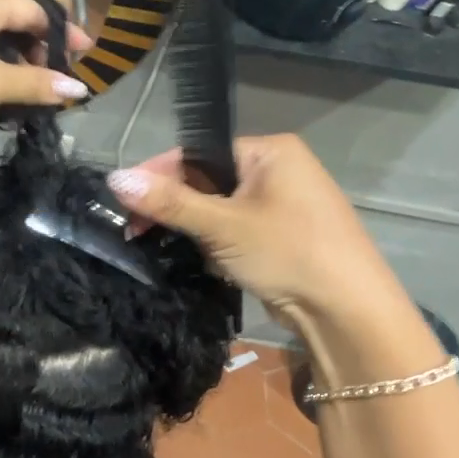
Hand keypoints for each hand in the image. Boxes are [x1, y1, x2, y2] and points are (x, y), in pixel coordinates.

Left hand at [0, 0, 91, 133]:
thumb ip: (37, 83)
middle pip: (15, 21)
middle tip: (58, 75)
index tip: (82, 57)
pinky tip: (4, 89)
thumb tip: (78, 88)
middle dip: (40, 48)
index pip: (34, 10)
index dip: (61, 33)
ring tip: (35, 87)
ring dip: (18, 61)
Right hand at [106, 136, 407, 324]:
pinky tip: (201, 260)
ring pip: (214, 208)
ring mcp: (278, 202)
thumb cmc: (287, 252)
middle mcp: (276, 168)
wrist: (344, 306)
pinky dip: (211, 244)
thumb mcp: (222, 225)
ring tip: (163, 248)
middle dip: (172, 207)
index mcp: (269, 151)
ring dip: (190, 230)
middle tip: (135, 233)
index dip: (156, 176)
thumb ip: (169, 202)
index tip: (122, 204)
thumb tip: (114, 178)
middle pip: (204, 180)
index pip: (197, 153)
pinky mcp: (276, 233)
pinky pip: (230, 229)